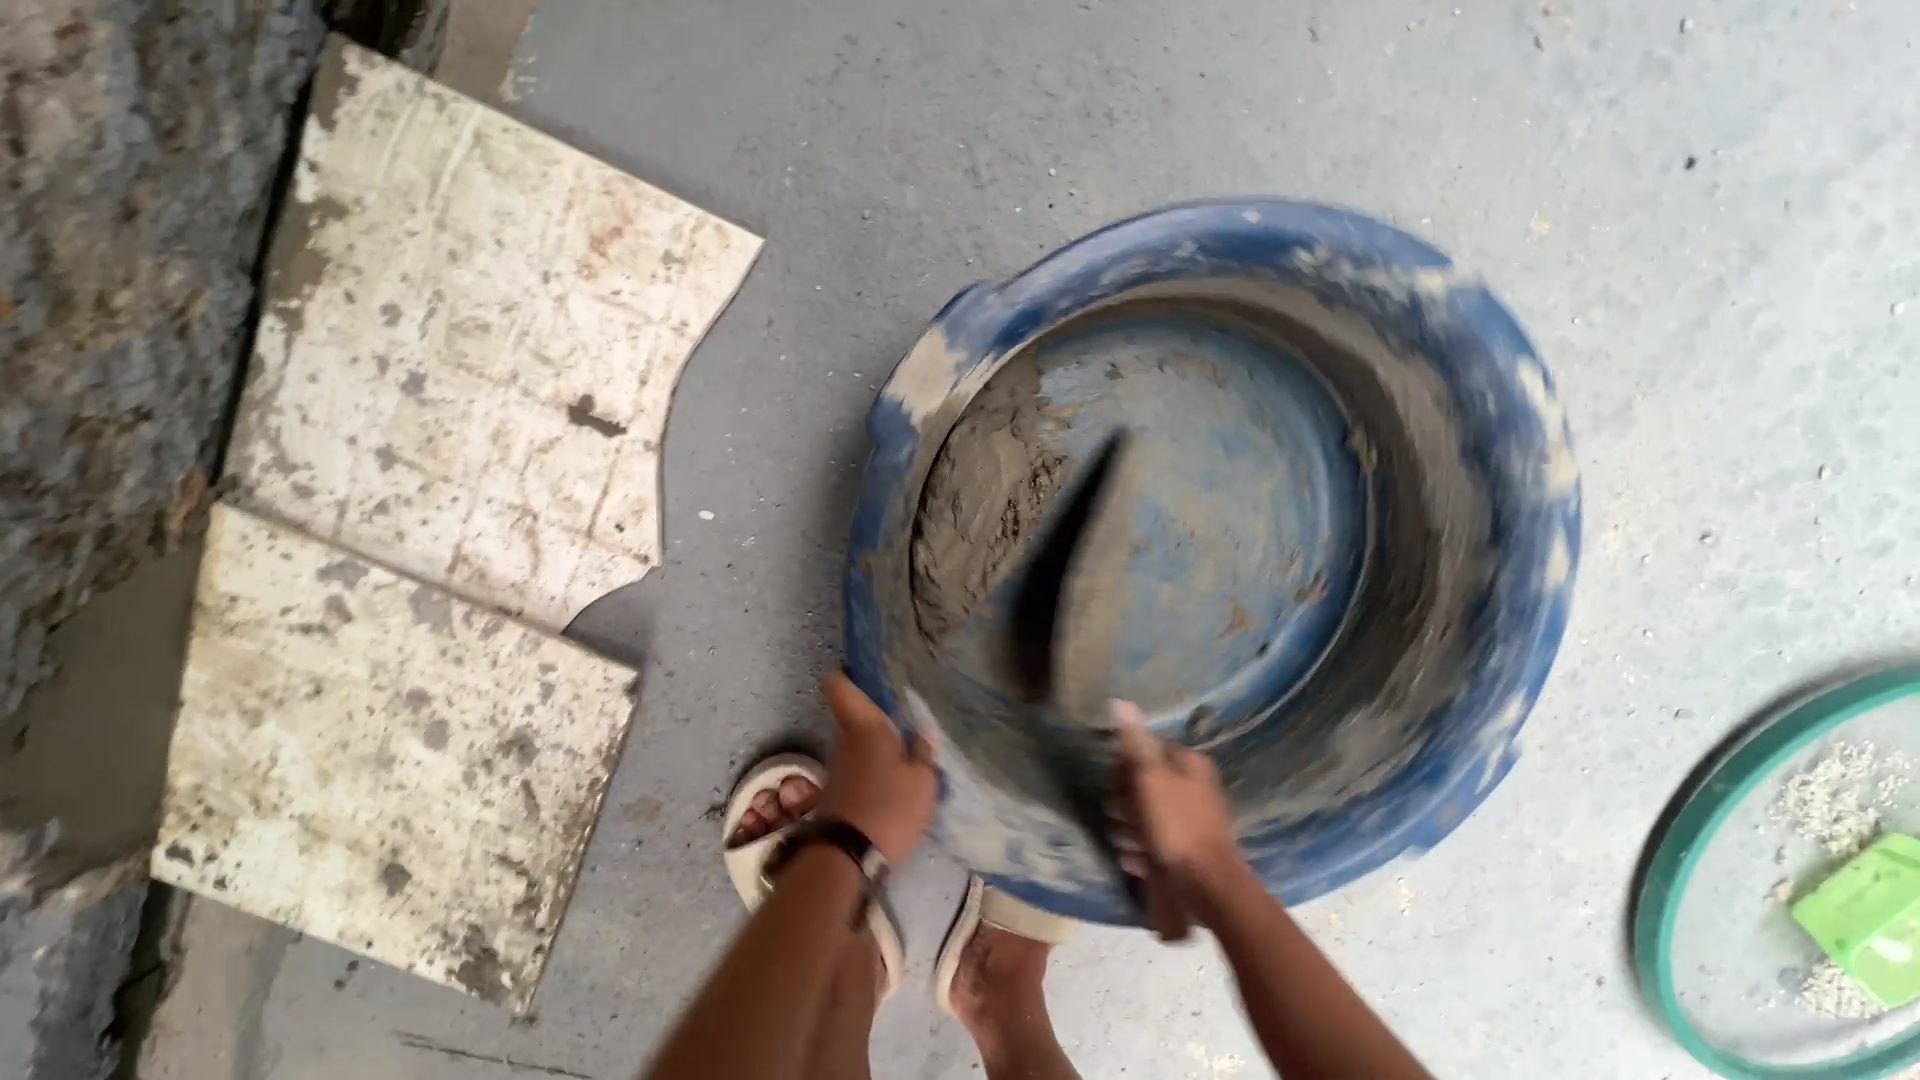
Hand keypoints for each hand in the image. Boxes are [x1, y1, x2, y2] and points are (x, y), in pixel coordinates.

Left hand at [816, 672, 937, 861]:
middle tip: (905, 723)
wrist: (846, 856)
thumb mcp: (922, 781)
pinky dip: (872, 772)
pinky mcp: (837, 793)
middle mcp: (844, 740)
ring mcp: (837, 768)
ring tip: (906, 757)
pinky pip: (857, 770)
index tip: (862, 673)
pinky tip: (894, 785)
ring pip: (856, 746)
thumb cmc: (888, 806)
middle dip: (875, 720)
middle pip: (854, 718)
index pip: (839, 686)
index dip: (846, 675)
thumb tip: (921, 732)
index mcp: (865, 726)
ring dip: (876, 749)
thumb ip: (923, 753)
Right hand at [1113, 699, 1249, 923]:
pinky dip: (1141, 850)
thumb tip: (1120, 701)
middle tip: (1119, 813)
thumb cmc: (1176, 825)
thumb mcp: (1151, 777)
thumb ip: (1134, 741)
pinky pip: (1153, 843)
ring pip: (1147, 815)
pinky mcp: (1185, 851)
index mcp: (1190, 764)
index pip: (1149, 749)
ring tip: (1124, 840)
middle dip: (1125, 799)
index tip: (1114, 780)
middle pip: (1146, 783)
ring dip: (1129, 827)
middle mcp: (1193, 788)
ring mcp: (1190, 821)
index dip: (1126, 763)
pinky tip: (1134, 859)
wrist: (1205, 887)